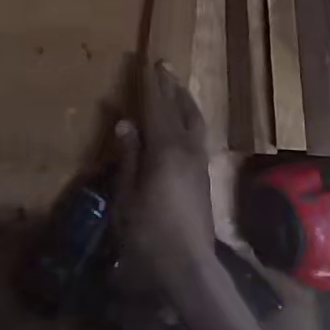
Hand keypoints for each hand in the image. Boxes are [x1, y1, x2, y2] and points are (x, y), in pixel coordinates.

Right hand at [114, 60, 217, 291]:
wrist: (189, 267)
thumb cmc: (149, 235)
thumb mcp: (127, 197)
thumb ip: (129, 157)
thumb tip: (126, 123)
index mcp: (165, 149)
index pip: (156, 106)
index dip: (149, 84)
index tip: (144, 62)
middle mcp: (187, 148)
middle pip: (179, 107)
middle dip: (169, 85)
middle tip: (162, 64)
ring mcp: (199, 161)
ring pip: (194, 119)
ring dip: (184, 98)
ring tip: (176, 85)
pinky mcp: (204, 175)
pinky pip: (198, 132)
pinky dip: (190, 116)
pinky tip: (185, 121)